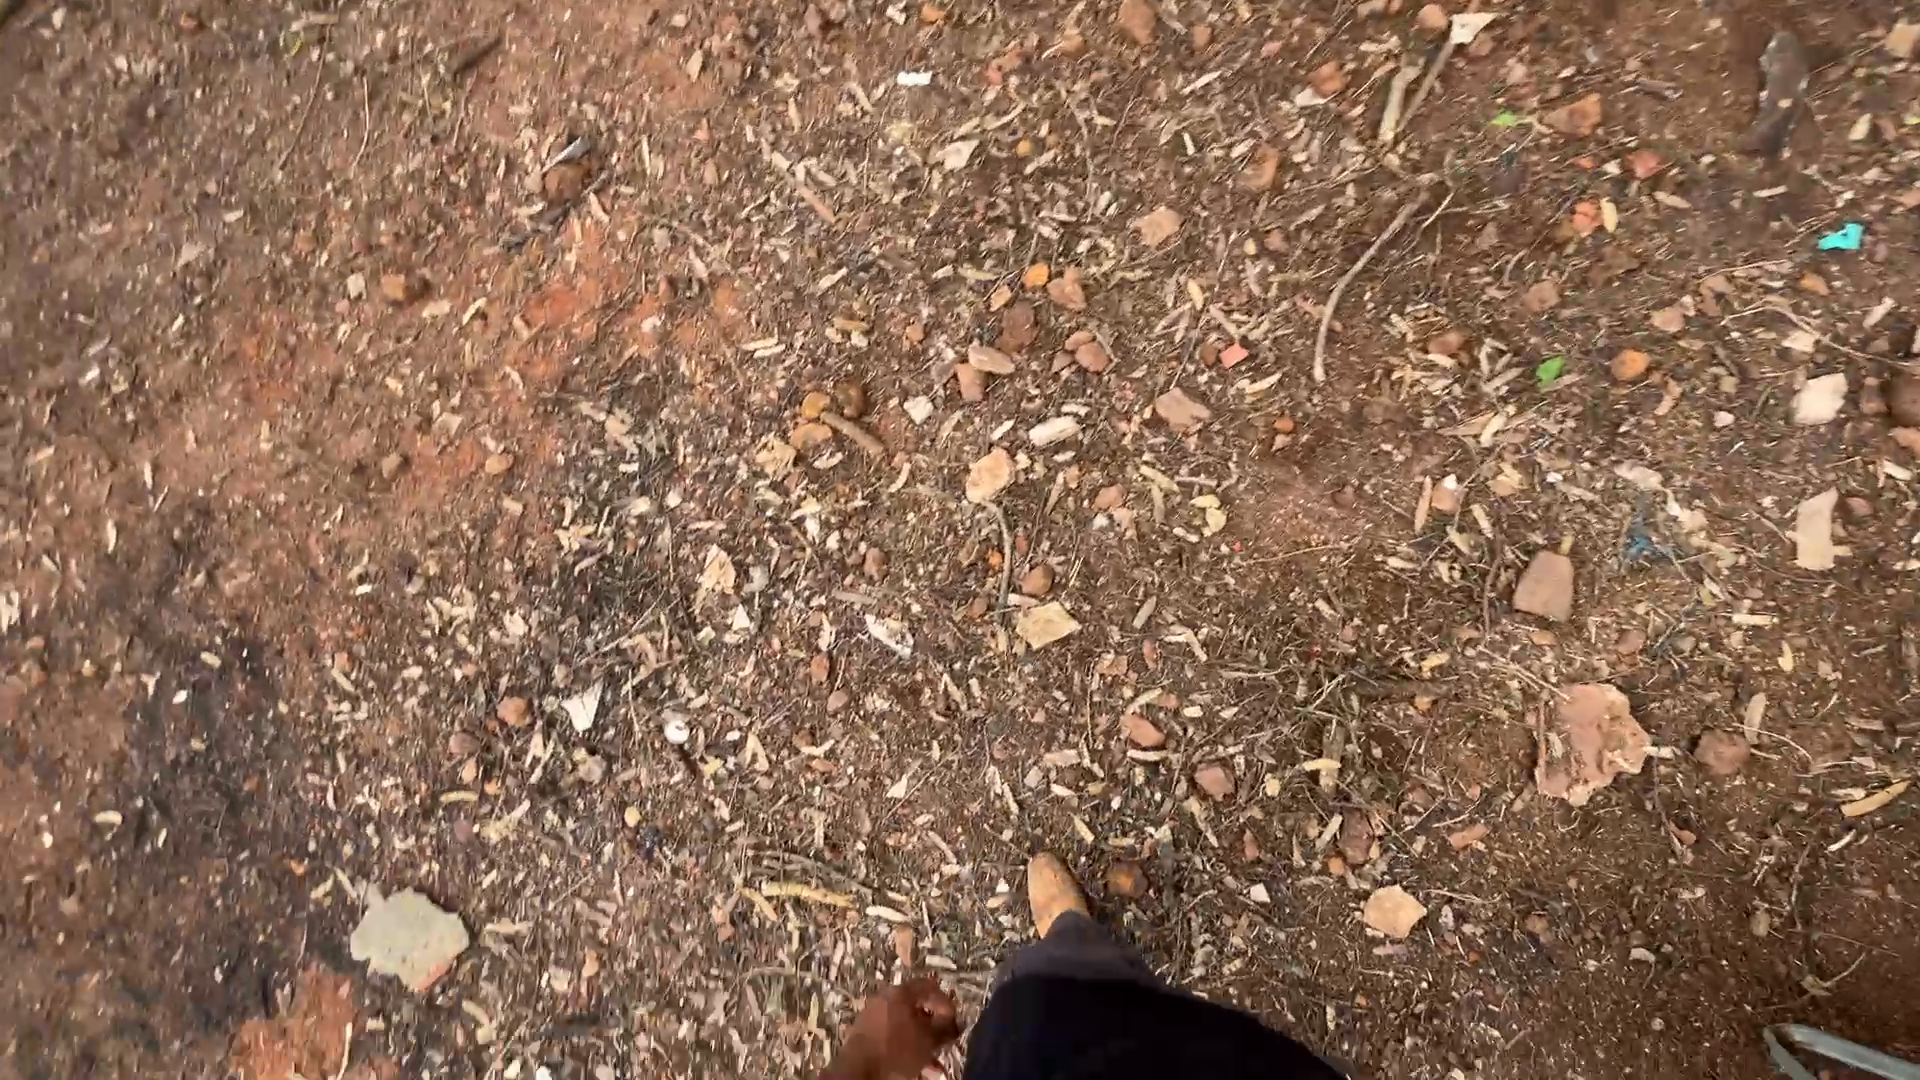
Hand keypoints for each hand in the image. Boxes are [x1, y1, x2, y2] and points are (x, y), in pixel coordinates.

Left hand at [824, 977, 960, 1079]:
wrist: (858, 1070)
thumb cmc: (896, 1050)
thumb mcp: (927, 1042)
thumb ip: (944, 1030)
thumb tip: (955, 1024)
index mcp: (901, 991)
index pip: (929, 986)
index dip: (945, 1002)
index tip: (954, 1020)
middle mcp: (886, 997)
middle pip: (916, 1007)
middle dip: (932, 1027)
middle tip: (943, 1042)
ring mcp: (873, 1014)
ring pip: (904, 1025)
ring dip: (920, 1042)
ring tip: (933, 1063)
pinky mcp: (864, 1033)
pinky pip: (891, 1035)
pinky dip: (904, 1047)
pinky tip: (915, 1066)